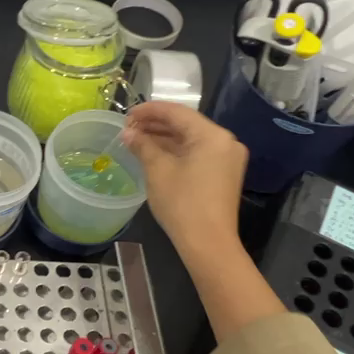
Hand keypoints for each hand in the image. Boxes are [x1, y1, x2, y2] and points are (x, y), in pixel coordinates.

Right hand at [119, 101, 248, 256]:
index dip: (149, 110)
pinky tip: (154, 153)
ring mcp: (227, 158)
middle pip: (186, 124)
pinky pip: (197, 153)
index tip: (126, 114)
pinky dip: (176, 151)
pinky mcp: (223, 173)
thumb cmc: (182, 203)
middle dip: (156, 124)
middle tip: (128, 128)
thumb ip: (142, 145)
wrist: (208, 243)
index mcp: (212, 135)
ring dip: (164, 138)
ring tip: (136, 140)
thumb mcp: (158, 170)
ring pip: (191, 139)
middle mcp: (225, 142)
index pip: (177, 112)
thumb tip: (127, 133)